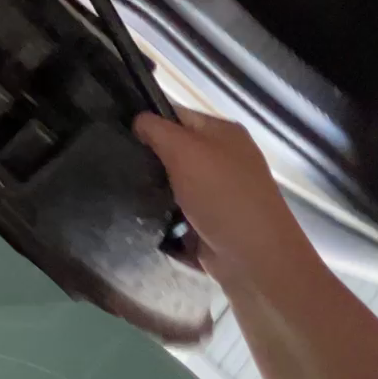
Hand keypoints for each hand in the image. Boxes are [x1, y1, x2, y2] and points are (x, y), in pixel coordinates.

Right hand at [134, 109, 317, 288]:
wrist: (258, 264)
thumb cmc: (222, 197)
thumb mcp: (183, 149)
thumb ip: (155, 127)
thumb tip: (138, 122)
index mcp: (224, 133)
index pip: (174, 114)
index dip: (147, 122)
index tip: (120, 135)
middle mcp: (225, 159)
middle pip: (172, 149)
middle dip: (148, 158)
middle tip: (120, 165)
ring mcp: (220, 193)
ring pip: (172, 181)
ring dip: (153, 189)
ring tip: (125, 191)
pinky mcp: (212, 223)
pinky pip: (177, 210)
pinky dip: (163, 215)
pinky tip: (142, 216)